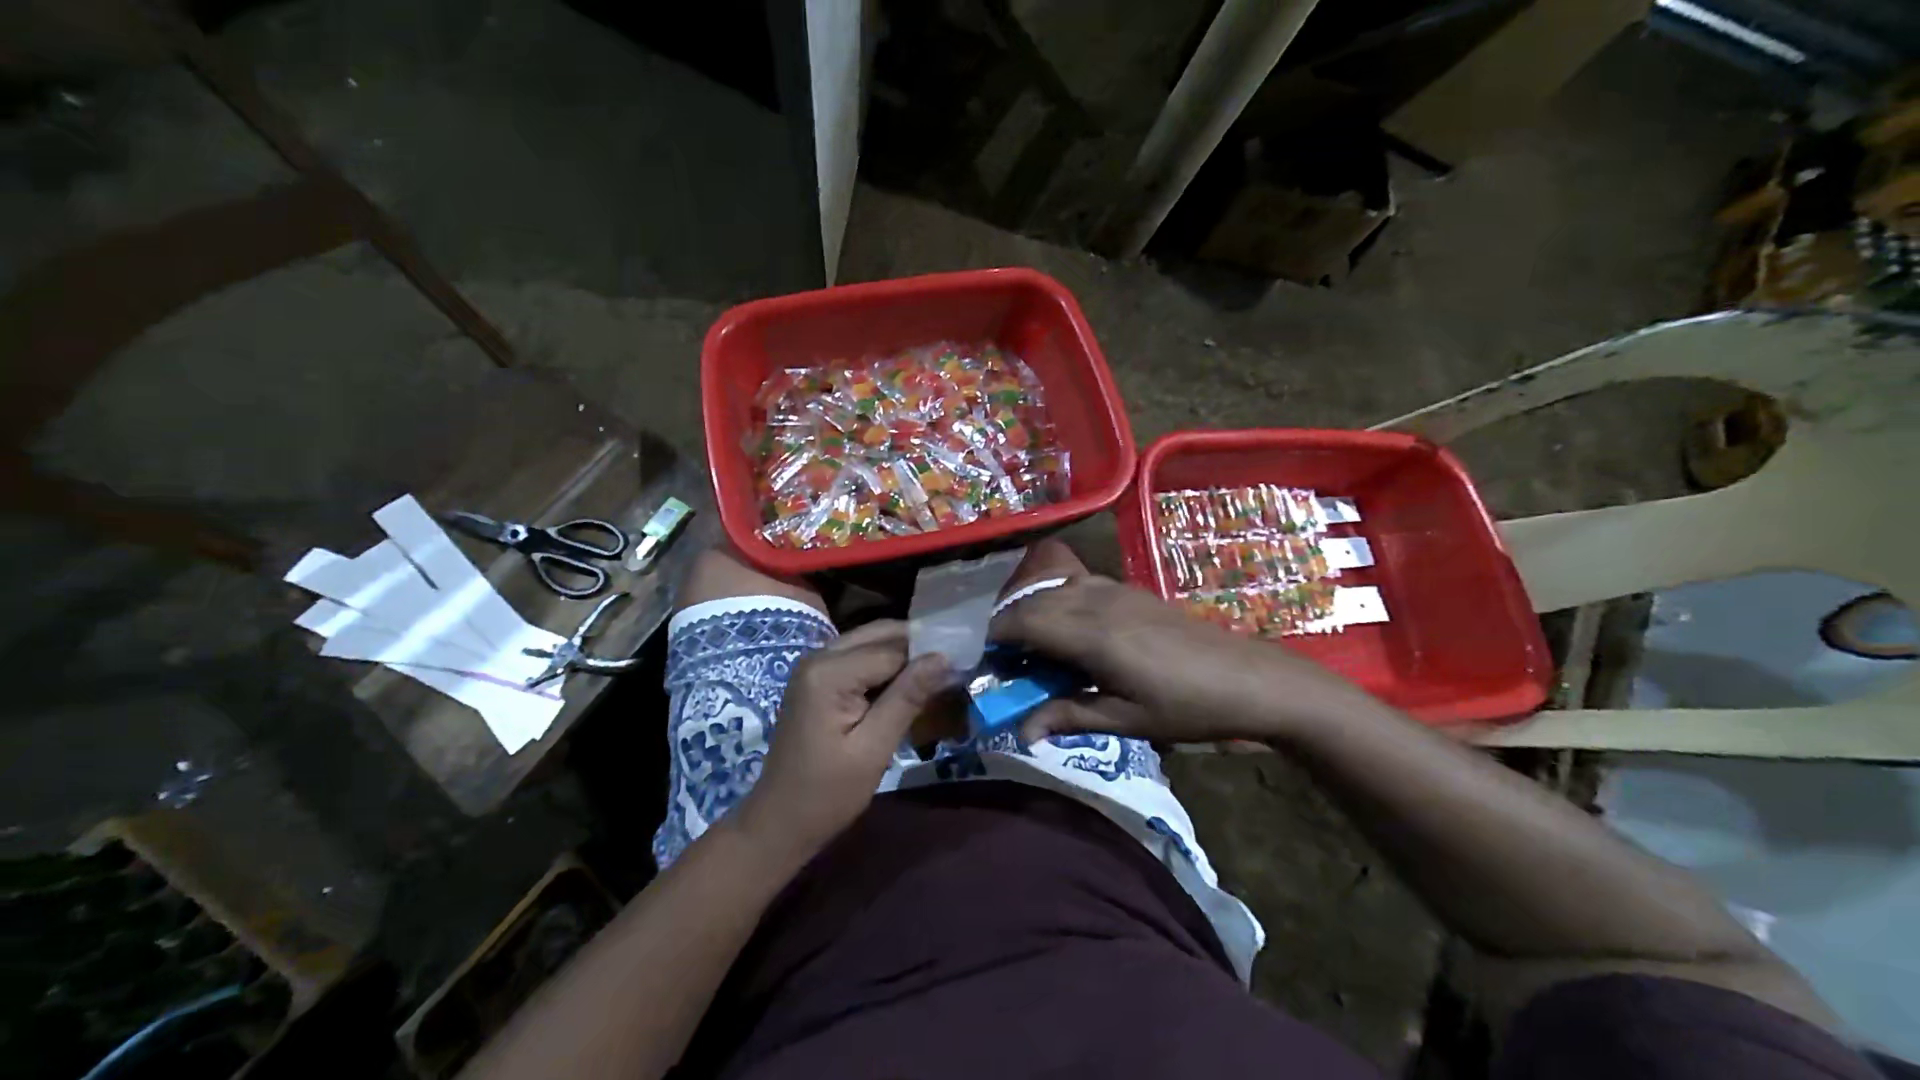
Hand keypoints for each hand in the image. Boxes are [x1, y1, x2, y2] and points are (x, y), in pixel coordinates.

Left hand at [734, 620, 948, 858]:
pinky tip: (908, 686)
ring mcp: (815, 666)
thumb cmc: (827, 794)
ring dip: (904, 655)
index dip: (929, 655)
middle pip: (880, 634)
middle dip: (918, 647)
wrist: (780, 822)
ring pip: (871, 642)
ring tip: (938, 676)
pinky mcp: (817, 679)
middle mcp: (819, 656)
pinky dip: (886, 667)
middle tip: (955, 667)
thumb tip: (944, 658)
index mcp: (829, 672)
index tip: (964, 666)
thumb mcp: (874, 749)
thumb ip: (907, 698)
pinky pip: (859, 658)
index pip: (892, 648)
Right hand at [989, 575, 1374, 744]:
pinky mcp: (1132, 590)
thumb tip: (1021, 731)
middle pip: (1034, 600)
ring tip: (1034, 647)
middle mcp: (1097, 601)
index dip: (996, 636)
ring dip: (1035, 610)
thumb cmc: (1187, 707)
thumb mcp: (1126, 721)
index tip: (987, 662)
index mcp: (1091, 634)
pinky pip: (1080, 585)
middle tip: (1007, 661)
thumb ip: (1069, 717)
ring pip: (1055, 588)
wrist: (1250, 679)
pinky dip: (1060, 602)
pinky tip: (1071, 632)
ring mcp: (1117, 590)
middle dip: (1010, 624)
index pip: (1023, 621)